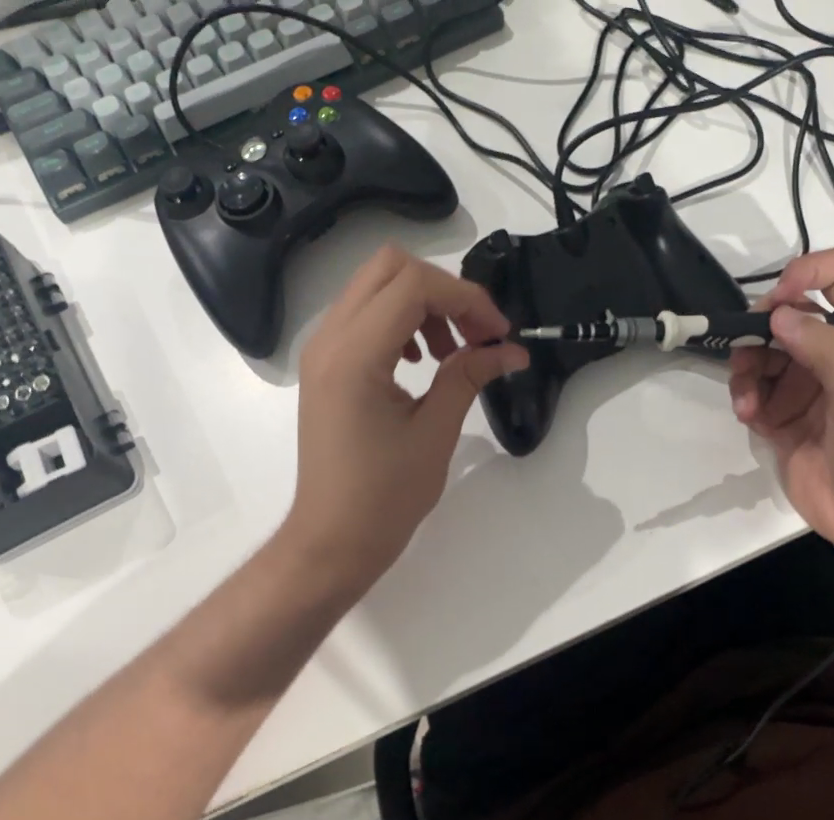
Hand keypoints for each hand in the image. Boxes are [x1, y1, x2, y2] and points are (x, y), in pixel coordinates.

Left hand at [284, 246, 526, 590]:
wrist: (333, 538)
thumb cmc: (385, 497)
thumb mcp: (435, 434)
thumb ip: (469, 377)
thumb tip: (512, 351)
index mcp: (354, 356)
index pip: (413, 286)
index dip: (466, 299)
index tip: (499, 335)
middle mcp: (329, 340)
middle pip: (389, 268)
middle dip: (444, 291)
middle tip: (477, 335)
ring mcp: (321, 350)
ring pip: (374, 286)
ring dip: (422, 304)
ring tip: (450, 353)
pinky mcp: (325, 366)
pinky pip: (362, 315)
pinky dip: (399, 321)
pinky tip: (420, 362)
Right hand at [728, 247, 833, 564]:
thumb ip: (825, 350)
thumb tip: (780, 313)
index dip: (807, 273)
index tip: (776, 302)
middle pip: (789, 314)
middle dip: (761, 329)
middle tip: (746, 357)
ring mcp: (807, 387)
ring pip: (764, 354)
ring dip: (746, 369)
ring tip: (746, 402)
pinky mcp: (784, 419)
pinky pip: (754, 393)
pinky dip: (744, 399)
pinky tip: (748, 417)